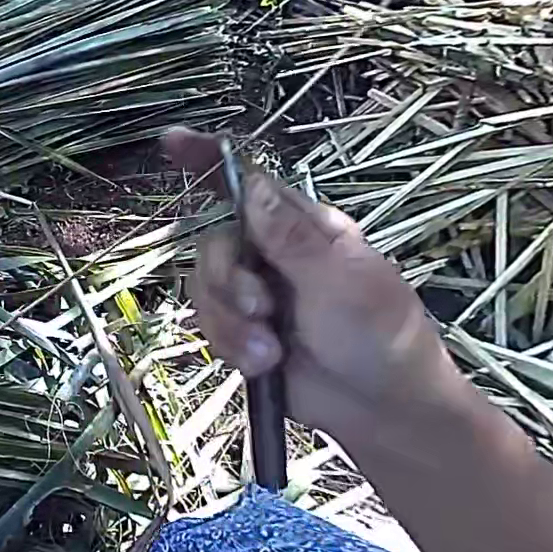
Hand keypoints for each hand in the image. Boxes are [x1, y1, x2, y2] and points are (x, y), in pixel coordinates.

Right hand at [165, 128, 488, 453]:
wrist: (380, 410)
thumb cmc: (380, 336)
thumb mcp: (342, 282)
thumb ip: (290, 238)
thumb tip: (252, 187)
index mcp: (301, 229)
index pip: (248, 184)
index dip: (209, 160)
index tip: (172, 142)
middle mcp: (269, 255)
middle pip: (213, 245)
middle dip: (227, 281)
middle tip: (258, 307)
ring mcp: (252, 294)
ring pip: (205, 289)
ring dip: (231, 324)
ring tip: (269, 351)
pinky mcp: (240, 331)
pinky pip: (208, 326)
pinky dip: (232, 347)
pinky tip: (264, 364)